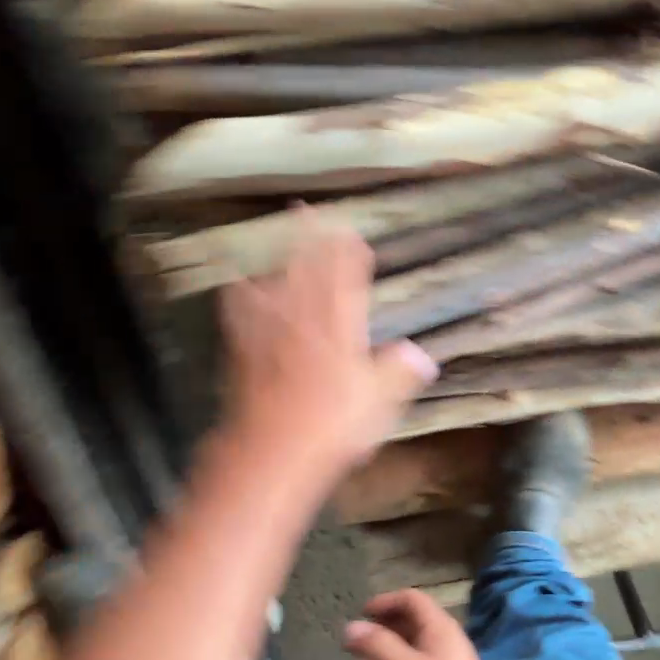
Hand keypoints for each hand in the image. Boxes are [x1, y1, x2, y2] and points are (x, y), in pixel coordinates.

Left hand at [219, 221, 436, 473]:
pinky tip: (236, 286)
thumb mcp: (379, 403)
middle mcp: (304, 323)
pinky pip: (242, 314)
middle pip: (306, 271)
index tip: (350, 232)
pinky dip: (242, 296)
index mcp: (341, 330)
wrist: (272, 451)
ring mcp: (271, 335)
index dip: (348, 254)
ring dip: (278, 258)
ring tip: (277, 235)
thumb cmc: (332, 427)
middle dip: (308, 238)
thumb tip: (422, 355)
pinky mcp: (246, 352)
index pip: (346, 281)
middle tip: (306, 207)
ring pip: (275, 284)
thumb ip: (399, 373)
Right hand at [344, 590, 506, 659]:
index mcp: (439, 626)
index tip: (362, 614)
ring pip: (411, 645)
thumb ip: (378, 645)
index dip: (385, 601)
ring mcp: (447, 658)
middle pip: (409, 621)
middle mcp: (445, 636)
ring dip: (385, 651)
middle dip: (381, 629)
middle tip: (355, 642)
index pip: (411, 598)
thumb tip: (350, 626)